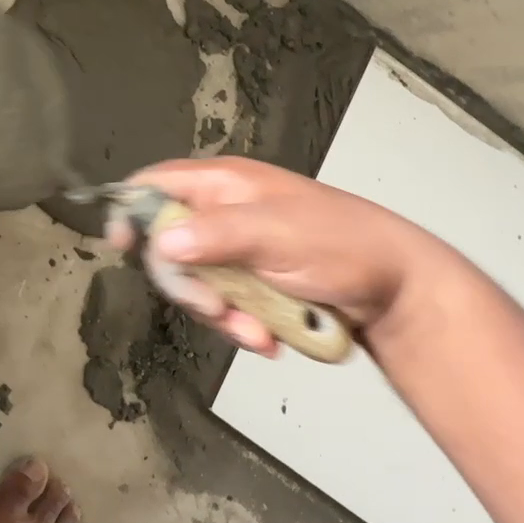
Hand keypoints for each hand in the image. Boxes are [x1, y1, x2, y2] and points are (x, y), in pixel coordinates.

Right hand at [108, 156, 458, 355]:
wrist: (402, 292)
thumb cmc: (343, 246)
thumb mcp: (277, 234)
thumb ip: (217, 234)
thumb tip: (160, 241)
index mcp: (222, 184)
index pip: (155, 184)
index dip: (130, 209)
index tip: (121, 244)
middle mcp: (221, 212)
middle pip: (167, 244)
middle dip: (187, 283)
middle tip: (215, 308)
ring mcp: (235, 250)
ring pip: (193, 281)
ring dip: (217, 312)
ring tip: (255, 331)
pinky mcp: (250, 282)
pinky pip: (221, 304)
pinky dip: (238, 325)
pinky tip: (265, 339)